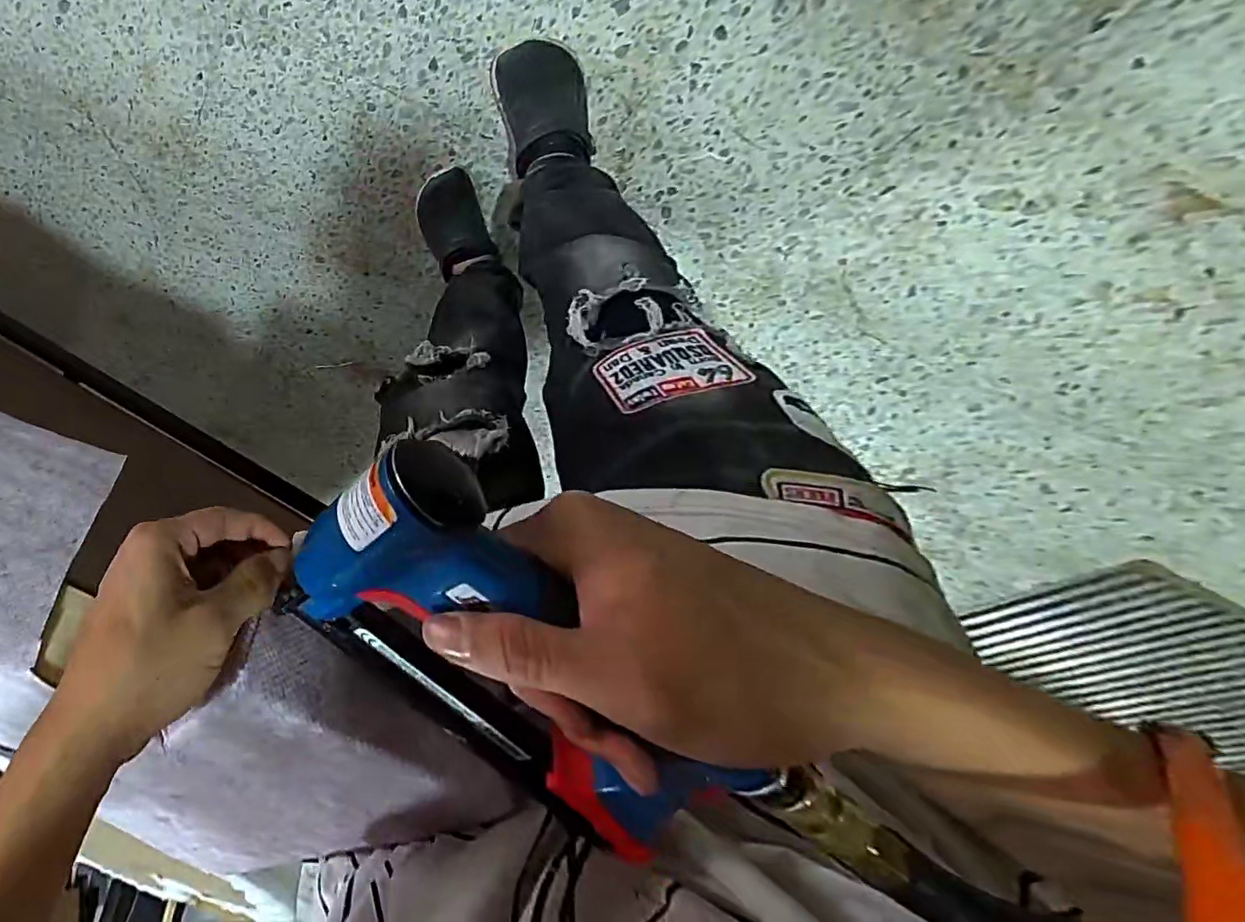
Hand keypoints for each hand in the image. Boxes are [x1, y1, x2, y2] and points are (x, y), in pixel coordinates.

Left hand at [50, 507, 290, 760]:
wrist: (91, 725)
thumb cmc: (154, 665)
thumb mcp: (214, 622)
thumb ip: (253, 582)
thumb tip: (282, 557)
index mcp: (158, 540)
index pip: (223, 518)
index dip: (263, 530)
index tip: (295, 551)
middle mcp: (144, 548)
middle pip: (210, 539)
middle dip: (249, 556)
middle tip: (286, 578)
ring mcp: (137, 577)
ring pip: (199, 565)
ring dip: (233, 578)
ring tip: (265, 599)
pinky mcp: (137, 604)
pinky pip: (184, 586)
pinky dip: (212, 594)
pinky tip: (234, 615)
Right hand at [419, 492, 877, 792]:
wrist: (854, 686)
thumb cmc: (720, 672)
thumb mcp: (603, 673)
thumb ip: (511, 648)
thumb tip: (429, 625)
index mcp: (564, 530)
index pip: (482, 571)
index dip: (482, 631)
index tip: (516, 688)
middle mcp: (583, 536)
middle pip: (522, 613)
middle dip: (553, 686)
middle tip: (592, 735)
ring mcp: (616, 566)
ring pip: (561, 637)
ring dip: (585, 701)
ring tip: (631, 752)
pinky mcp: (644, 594)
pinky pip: (598, 639)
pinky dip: (611, 690)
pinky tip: (644, 740)